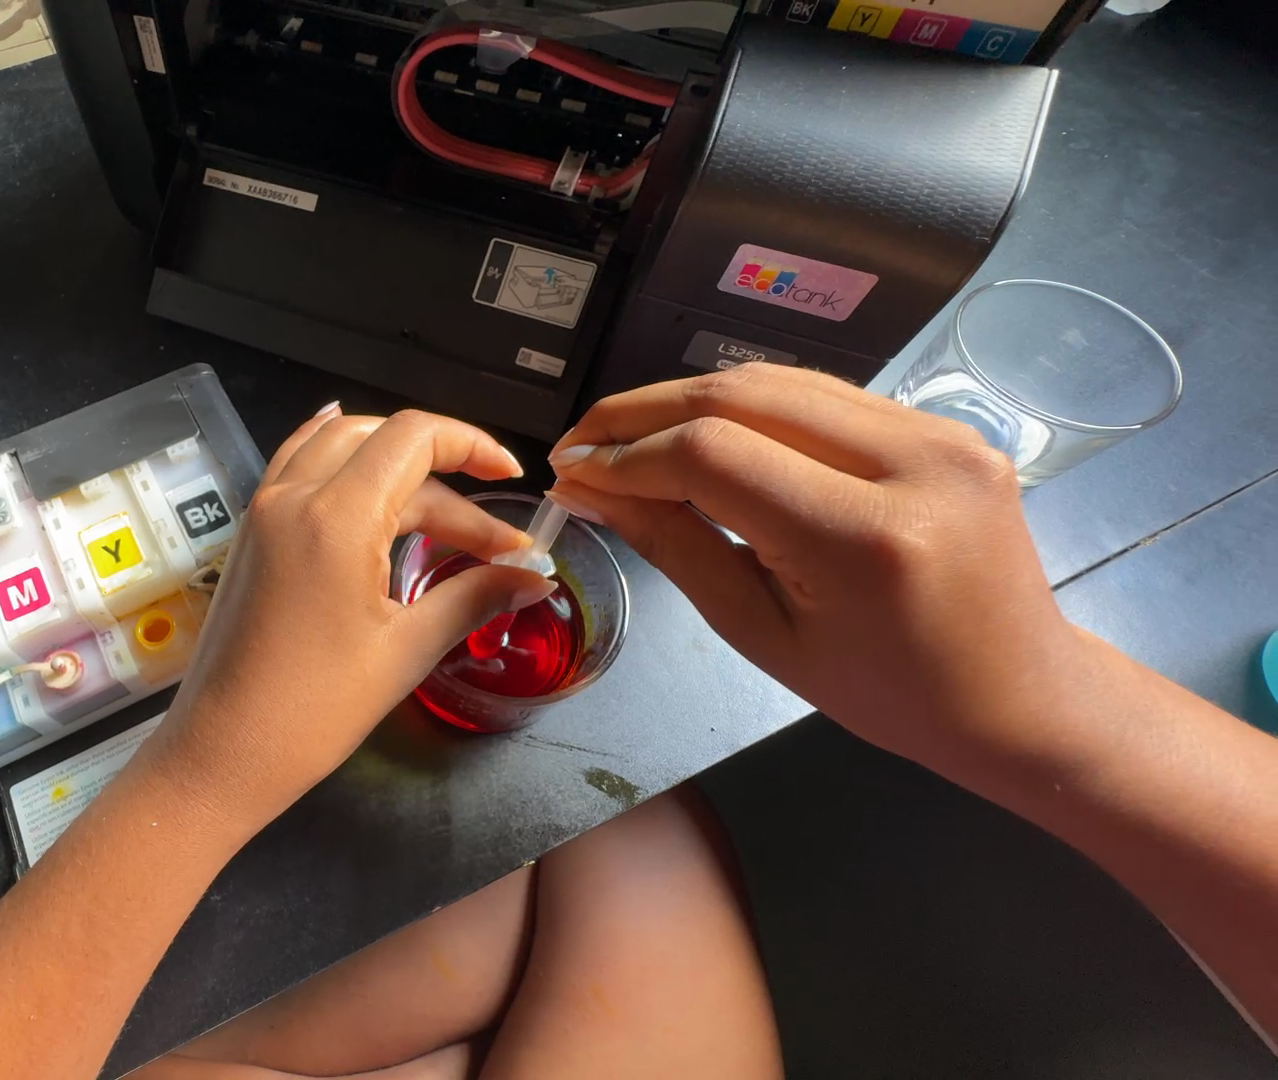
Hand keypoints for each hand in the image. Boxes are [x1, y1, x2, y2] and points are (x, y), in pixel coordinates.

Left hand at [141, 405, 556, 833]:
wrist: (223, 750)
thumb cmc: (316, 709)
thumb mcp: (406, 650)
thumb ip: (475, 596)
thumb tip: (536, 577)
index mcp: (336, 516)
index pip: (413, 438)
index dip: (472, 444)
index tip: (511, 476)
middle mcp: (292, 494)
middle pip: (381, 441)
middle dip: (446, 474)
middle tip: (488, 535)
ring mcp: (263, 508)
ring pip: (338, 445)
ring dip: (394, 462)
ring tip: (443, 500)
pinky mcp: (251, 530)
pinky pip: (298, 465)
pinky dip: (338, 457)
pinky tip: (359, 463)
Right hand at [545, 364, 1092, 779]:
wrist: (1018, 693)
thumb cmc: (878, 688)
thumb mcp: (754, 630)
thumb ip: (668, 544)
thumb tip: (588, 489)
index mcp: (863, 538)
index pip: (711, 455)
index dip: (625, 456)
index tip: (570, 471)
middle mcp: (911, 461)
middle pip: (736, 394)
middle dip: (637, 413)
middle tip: (579, 441)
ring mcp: (936, 429)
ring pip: (769, 380)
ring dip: (679, 401)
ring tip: (621, 437)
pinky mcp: (937, 422)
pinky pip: (808, 393)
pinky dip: (733, 405)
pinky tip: (690, 432)